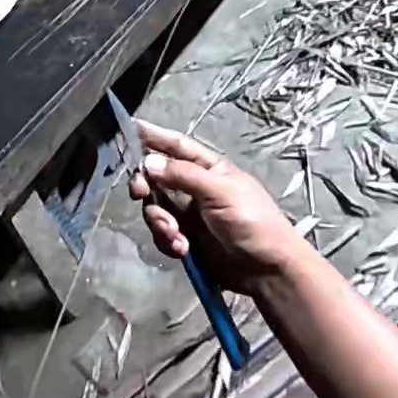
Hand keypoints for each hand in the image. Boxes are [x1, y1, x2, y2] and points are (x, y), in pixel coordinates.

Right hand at [128, 119, 310, 295]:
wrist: (268, 271)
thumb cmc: (252, 221)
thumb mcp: (220, 192)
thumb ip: (184, 176)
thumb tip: (148, 162)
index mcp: (208, 168)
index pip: (176, 145)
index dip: (154, 135)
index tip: (129, 126)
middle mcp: (194, 187)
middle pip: (157, 177)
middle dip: (145, 184)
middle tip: (139, 193)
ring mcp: (189, 213)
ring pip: (156, 208)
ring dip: (160, 221)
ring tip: (176, 236)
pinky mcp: (186, 238)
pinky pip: (163, 233)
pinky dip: (167, 241)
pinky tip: (182, 250)